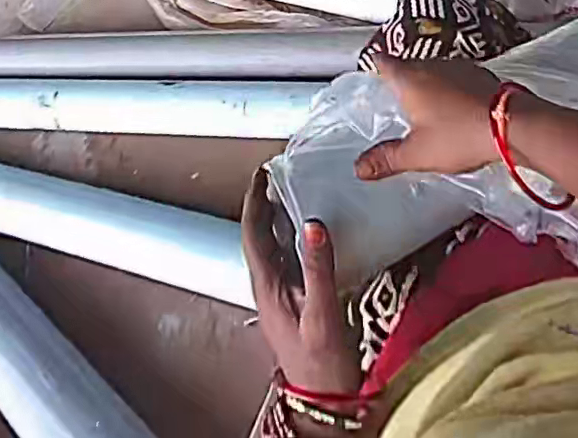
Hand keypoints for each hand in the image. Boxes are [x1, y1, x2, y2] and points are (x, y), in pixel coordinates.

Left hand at [241, 168, 360, 395]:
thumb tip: (313, 224)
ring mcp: (281, 292)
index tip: (261, 174)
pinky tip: (310, 229)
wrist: (324, 404)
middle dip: (264, 202)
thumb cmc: (321, 364)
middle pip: (260, 234)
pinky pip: (289, 256)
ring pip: (274, 244)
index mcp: (267, 284)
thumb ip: (318, 269)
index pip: (252, 232)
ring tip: (292, 190)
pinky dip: (294, 235)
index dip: (254, 201)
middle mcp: (269, 284)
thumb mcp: (322, 314)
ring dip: (278, 216)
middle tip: (276, 175)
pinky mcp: (295, 298)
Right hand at [354, 54, 499, 181]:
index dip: (376, 65)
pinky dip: (453, 88)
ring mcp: (457, 66)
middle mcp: (430, 65)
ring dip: (430, 83)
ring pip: (434, 70)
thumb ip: (387, 159)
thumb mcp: (418, 154)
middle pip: (408, 65)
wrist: (513, 124)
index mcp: (408, 78)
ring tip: (430, 106)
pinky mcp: (480, 73)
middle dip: (403, 80)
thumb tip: (358, 168)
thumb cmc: (459, 135)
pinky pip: (457, 77)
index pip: (383, 61)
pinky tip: (460, 107)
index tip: (373, 71)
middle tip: (399, 99)